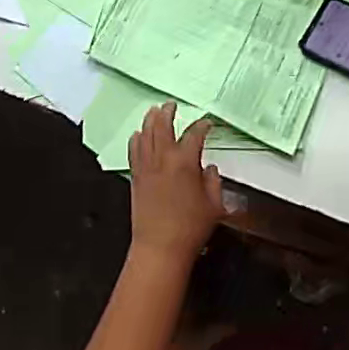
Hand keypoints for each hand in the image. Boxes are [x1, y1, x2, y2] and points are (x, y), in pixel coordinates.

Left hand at [128, 102, 224, 262]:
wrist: (160, 245)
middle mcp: (162, 158)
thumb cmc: (191, 228)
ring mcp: (145, 165)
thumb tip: (208, 168)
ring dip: (150, 120)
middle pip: (162, 126)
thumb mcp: (214, 205)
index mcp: (184, 162)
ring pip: (146, 133)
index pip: (194, 135)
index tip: (207, 122)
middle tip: (171, 104)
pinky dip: (137, 138)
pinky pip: (134, 149)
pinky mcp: (135, 174)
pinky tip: (139, 134)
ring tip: (154, 111)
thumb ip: (212, 182)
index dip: (201, 126)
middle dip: (168, 112)